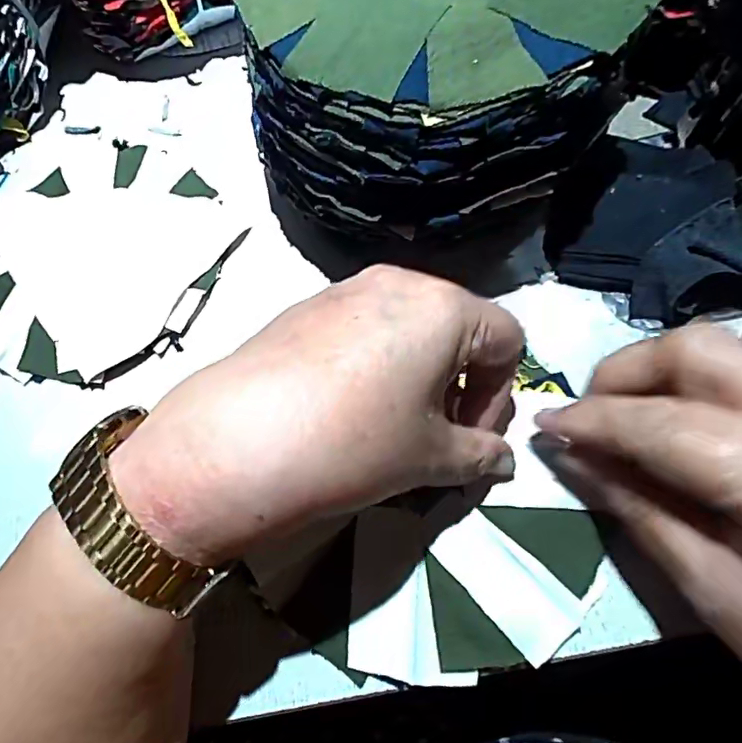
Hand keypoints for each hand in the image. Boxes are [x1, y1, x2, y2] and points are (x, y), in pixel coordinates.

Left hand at [111, 265, 523, 565]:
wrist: (233, 442)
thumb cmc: (353, 444)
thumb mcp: (429, 458)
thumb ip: (481, 454)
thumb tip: (503, 460)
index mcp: (444, 307)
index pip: (508, 340)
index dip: (499, 395)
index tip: (471, 438)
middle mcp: (401, 282)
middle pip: (462, 327)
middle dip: (464, 382)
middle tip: (439, 434)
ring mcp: (350, 287)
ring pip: (415, 325)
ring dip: (424, 372)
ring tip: (395, 422)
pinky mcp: (310, 304)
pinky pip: (371, 326)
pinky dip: (383, 361)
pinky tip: (351, 406)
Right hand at [532, 326, 741, 742]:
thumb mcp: (730, 609)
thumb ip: (645, 514)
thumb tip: (575, 456)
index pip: (672, 423)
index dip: (595, 420)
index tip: (544, 425)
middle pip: (706, 347)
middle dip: (627, 371)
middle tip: (585, 416)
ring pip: (735, 354)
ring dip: (665, 379)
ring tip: (625, 426)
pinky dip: (707, 398)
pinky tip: (685, 437)